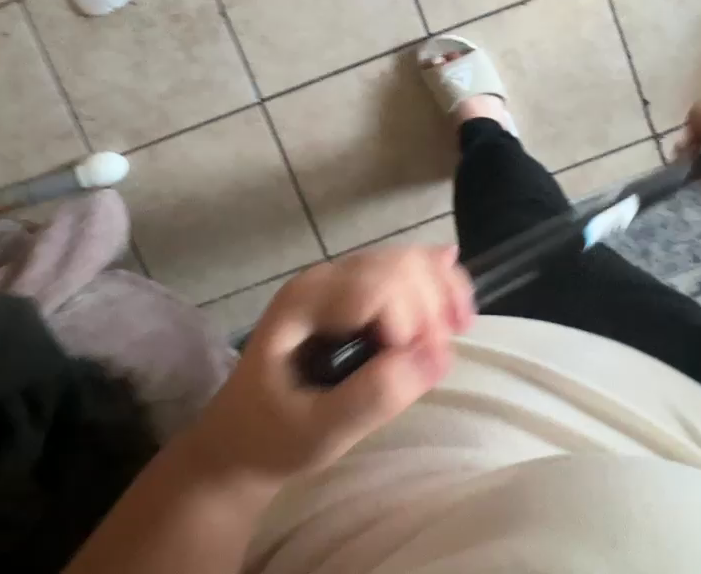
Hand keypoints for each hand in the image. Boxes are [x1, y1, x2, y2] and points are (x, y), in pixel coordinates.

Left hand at [180, 245, 473, 487]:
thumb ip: (373, 396)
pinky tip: (456, 307)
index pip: (375, 287)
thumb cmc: (272, 437)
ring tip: (459, 332)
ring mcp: (339, 282)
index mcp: (304, 304)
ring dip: (441, 291)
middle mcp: (323, 279)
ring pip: (405, 261)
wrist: (241, 439)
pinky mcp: (354, 293)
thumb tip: (438, 358)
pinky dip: (435, 285)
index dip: (410, 322)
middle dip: (430, 307)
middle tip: (439, 363)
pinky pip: (403, 272)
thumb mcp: (318, 432)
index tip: (420, 371)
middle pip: (396, 265)